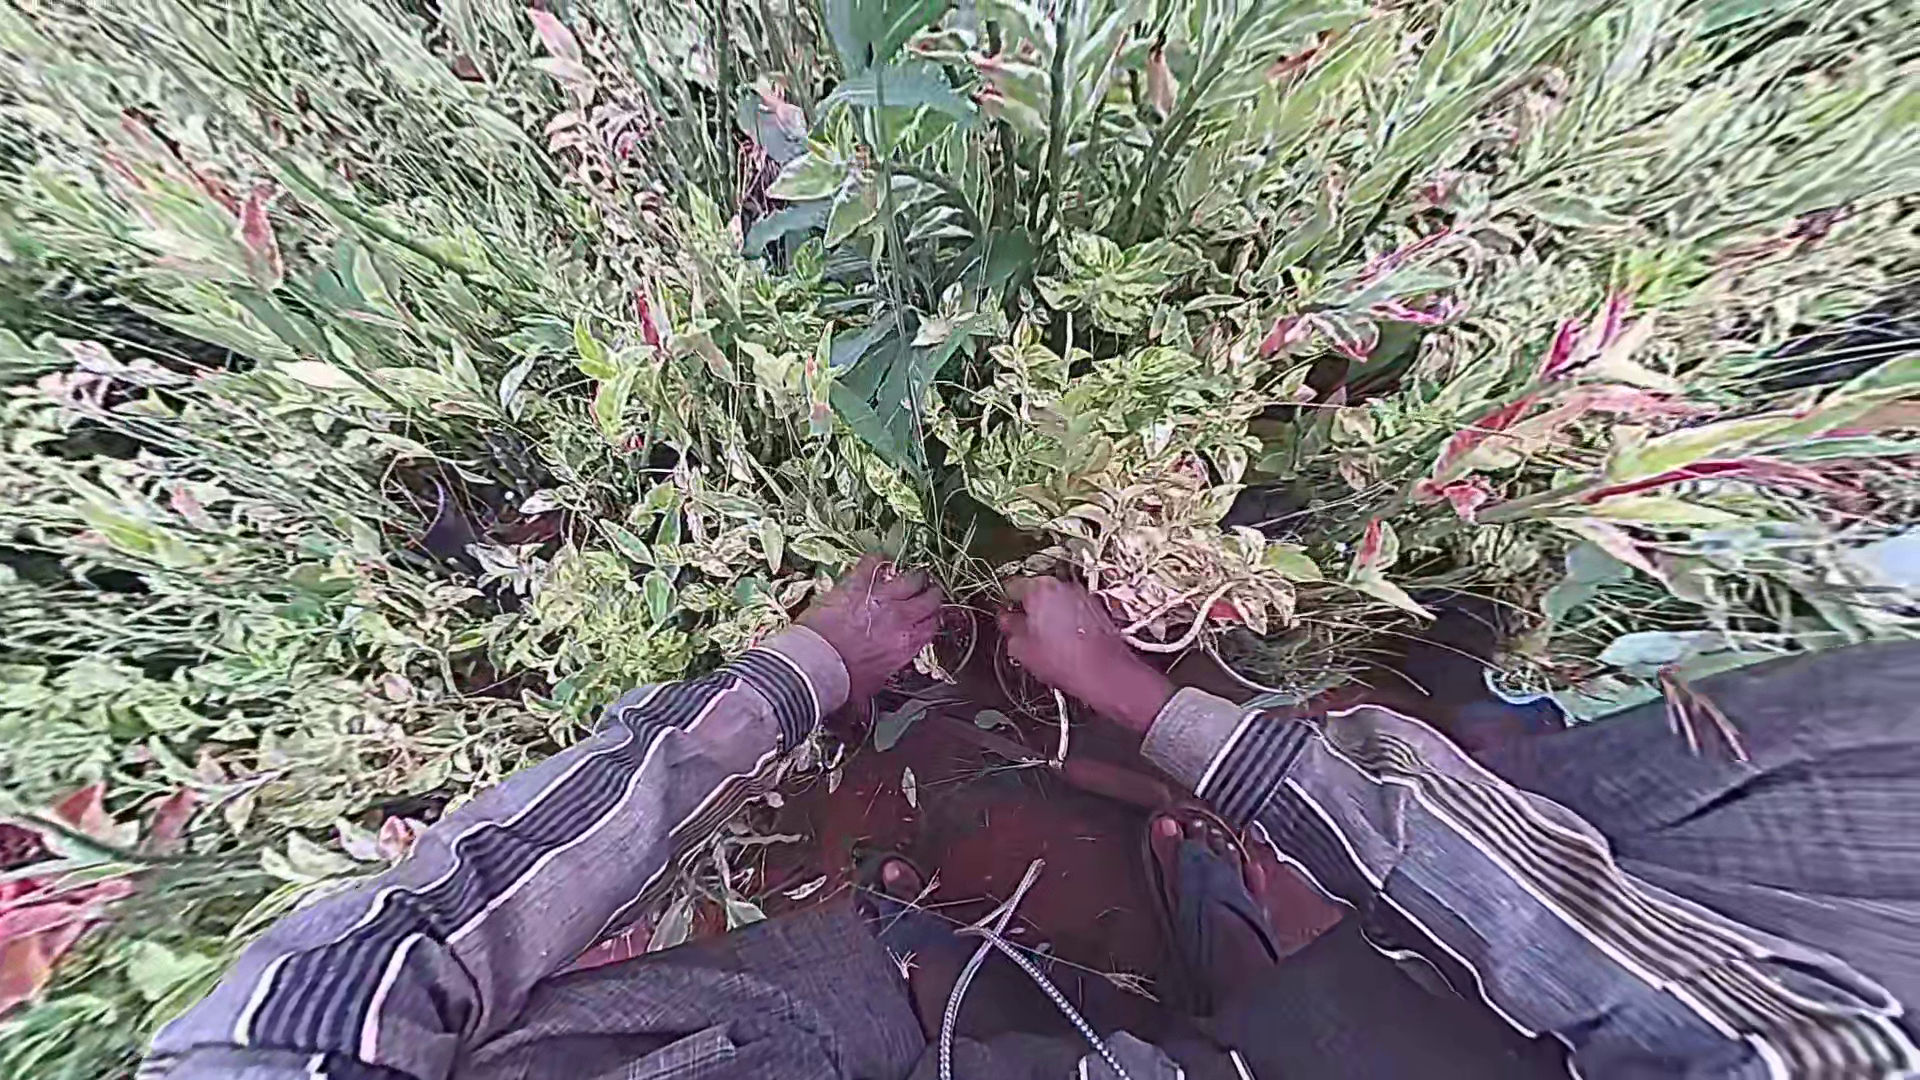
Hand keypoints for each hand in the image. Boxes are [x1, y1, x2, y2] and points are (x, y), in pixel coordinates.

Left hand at [801, 554, 943, 711]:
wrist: (815, 664)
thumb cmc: (842, 680)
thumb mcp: (875, 683)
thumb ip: (888, 666)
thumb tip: (885, 667)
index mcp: (907, 643)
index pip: (932, 624)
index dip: (933, 618)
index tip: (930, 616)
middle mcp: (900, 617)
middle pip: (929, 598)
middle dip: (931, 594)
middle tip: (929, 592)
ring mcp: (880, 596)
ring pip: (911, 578)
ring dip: (914, 577)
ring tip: (913, 576)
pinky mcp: (857, 583)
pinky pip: (874, 563)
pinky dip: (879, 560)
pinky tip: (881, 560)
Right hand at [998, 577, 1172, 733]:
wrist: (1107, 674)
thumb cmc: (1068, 662)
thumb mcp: (1023, 649)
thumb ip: (1010, 629)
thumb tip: (1007, 622)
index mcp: (1038, 589)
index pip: (1012, 586)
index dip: (1005, 602)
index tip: (1005, 614)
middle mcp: (1061, 586)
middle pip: (1035, 590)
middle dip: (1028, 608)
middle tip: (1023, 630)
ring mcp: (1081, 594)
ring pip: (1055, 599)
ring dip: (1048, 613)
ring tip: (1045, 639)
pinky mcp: (1095, 606)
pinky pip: (1072, 607)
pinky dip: (1066, 618)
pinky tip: (1063, 641)